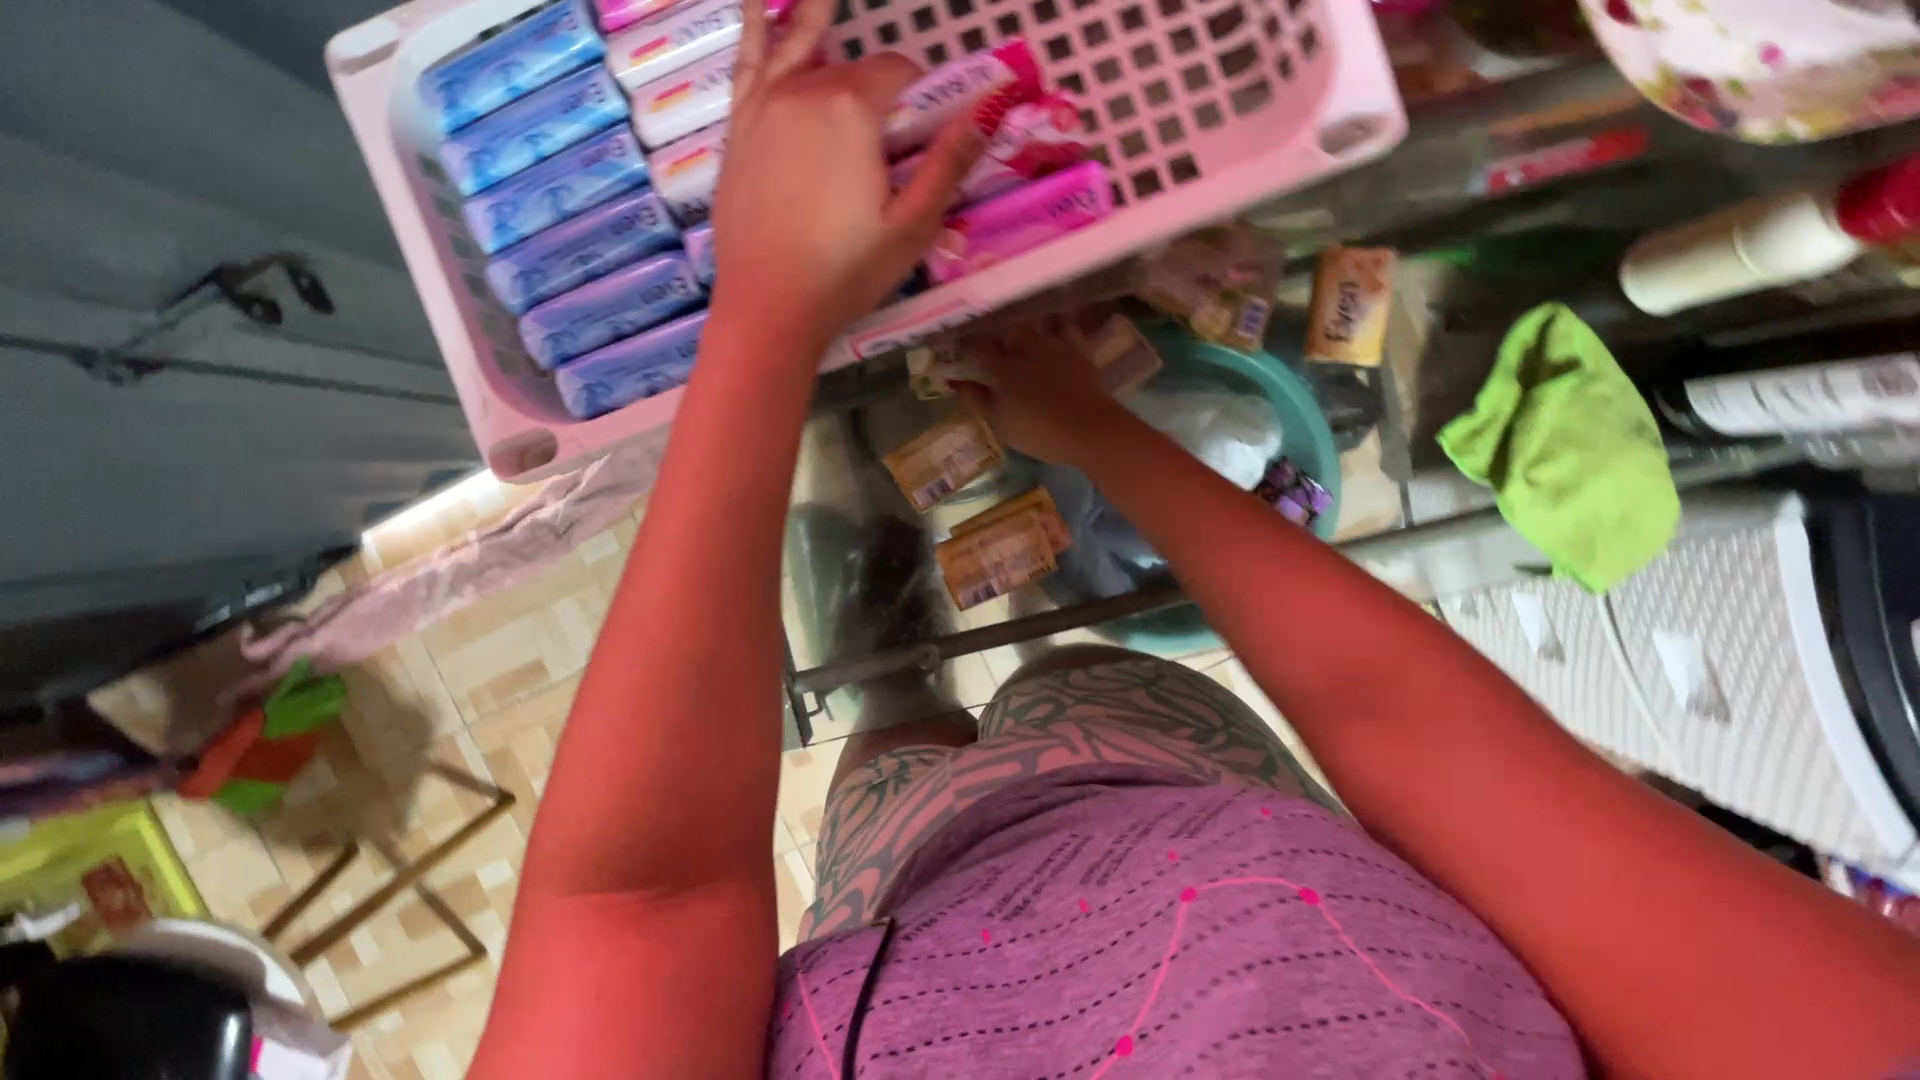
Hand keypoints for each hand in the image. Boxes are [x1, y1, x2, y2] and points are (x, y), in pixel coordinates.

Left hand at [710, 0, 985, 351]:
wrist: (768, 307)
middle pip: (854, 68)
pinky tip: (760, 4)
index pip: (898, 73)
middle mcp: (805, 91)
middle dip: (878, 86)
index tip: (928, 129)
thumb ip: (947, 162)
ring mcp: (763, 106)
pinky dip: (757, 28)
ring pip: (799, 47)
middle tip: (890, 135)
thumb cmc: (846, 273)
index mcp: (853, 109)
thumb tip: (989, 109)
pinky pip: (748, 62)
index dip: (921, 94)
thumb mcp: (911, 226)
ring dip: (818, 18)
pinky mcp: (737, 129)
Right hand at [957, 324, 1133, 465]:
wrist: (1088, 429)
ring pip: (1034, 325)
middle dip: (999, 334)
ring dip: (1026, 329)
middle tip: (998, 346)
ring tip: (1024, 338)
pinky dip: (1058, 329)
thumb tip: (957, 383)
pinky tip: (1056, 336)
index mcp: (1002, 368)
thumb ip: (978, 399)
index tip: (968, 351)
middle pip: (1006, 329)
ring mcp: (1053, 345)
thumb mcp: (1001, 423)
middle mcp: (1024, 348)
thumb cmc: (1038, 432)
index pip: (979, 347)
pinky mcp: (1077, 348)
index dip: (971, 347)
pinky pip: (1065, 327)